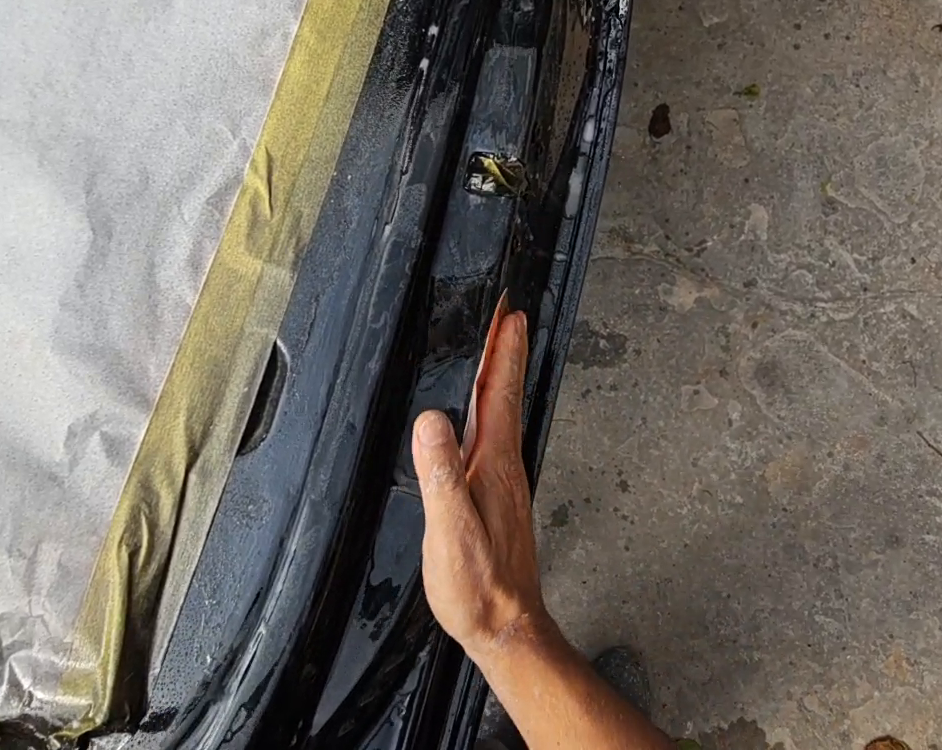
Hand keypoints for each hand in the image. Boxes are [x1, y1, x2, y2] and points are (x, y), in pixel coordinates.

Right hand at [412, 311, 549, 664]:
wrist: (506, 626)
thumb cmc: (479, 586)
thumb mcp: (451, 531)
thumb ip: (442, 475)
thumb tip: (432, 420)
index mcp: (496, 463)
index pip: (501, 393)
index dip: (504, 352)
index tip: (510, 316)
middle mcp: (505, 463)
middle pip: (506, 394)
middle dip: (507, 352)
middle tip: (508, 317)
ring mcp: (504, 478)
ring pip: (502, 412)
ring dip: (501, 375)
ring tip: (497, 350)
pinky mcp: (497, 493)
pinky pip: (496, 433)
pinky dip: (493, 406)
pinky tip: (483, 412)